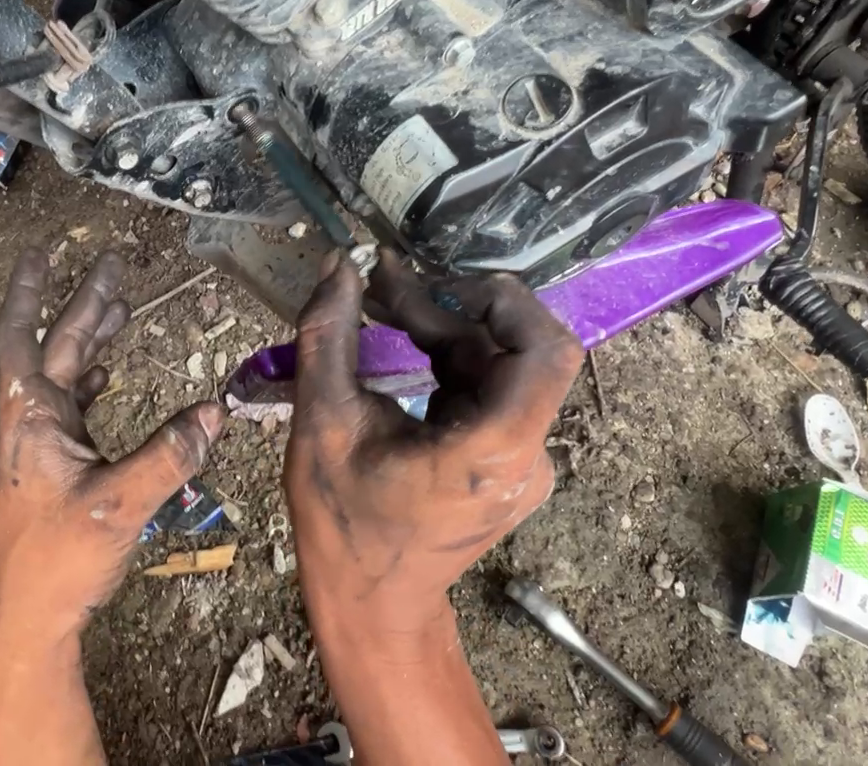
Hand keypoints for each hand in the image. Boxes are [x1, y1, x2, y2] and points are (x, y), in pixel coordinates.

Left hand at [0, 249, 225, 644]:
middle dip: (85, 304)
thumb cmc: (53, 560)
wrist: (21, 620)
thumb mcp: (117, 504)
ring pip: (68, 373)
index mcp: (29, 416)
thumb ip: (169, 456)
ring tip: (122, 306)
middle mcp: (31, 420)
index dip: (28, 291)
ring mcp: (42, 443)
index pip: (20, 336)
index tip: (40, 253)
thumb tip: (215, 411)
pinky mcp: (56, 465)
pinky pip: (76, 406)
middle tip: (114, 266)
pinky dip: (93, 381)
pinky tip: (110, 372)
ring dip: (92, 338)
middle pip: (57, 345)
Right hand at [285, 250, 582, 645]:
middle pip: (512, 349)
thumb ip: (327, 336)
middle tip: (381, 283)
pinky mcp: (504, 459)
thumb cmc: (342, 525)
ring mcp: (519, 459)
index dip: (499, 301)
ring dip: (439, 327)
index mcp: (492, 450)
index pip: (546, 352)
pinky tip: (397, 340)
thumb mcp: (321, 423)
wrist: (371, 604)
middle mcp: (524, 453)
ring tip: (377, 302)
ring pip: (495, 364)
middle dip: (447, 307)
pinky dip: (443, 357)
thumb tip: (339, 263)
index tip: (430, 284)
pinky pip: (484, 388)